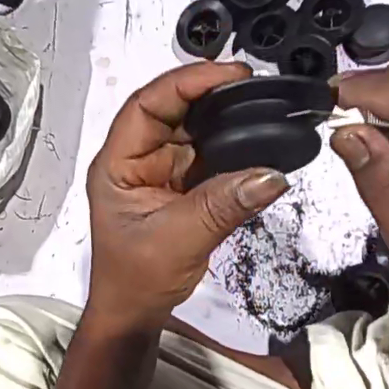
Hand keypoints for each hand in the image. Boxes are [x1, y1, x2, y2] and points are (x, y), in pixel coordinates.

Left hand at [85, 62, 289, 329]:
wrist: (136, 313)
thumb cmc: (135, 281)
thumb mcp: (178, 240)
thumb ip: (223, 206)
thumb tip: (271, 176)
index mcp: (118, 165)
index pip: (147, 105)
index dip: (186, 83)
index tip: (228, 75)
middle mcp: (138, 161)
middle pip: (173, 111)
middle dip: (211, 96)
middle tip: (253, 87)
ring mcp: (162, 173)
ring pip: (194, 133)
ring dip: (224, 122)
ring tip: (258, 109)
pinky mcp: (183, 188)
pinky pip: (209, 158)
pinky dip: (232, 150)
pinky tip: (254, 142)